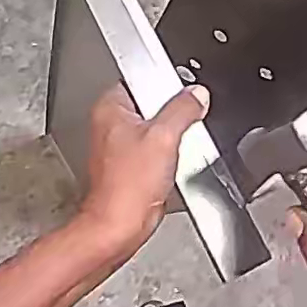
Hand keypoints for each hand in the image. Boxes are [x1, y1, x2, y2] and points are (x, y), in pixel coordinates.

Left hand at [76, 83, 209, 262]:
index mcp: (110, 108)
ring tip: (171, 153)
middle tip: (176, 131)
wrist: (120, 225)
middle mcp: (111, 125)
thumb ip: (183, 109)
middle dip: (171, 117)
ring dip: (171, 139)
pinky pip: (158, 151)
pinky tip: (169, 168)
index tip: (181, 98)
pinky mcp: (132, 165)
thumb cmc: (126, 186)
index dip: (166, 87)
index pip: (143, 81)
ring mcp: (120, 146)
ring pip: (158, 130)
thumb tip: (197, 94)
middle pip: (154, 106)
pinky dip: (168, 157)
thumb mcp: (164, 136)